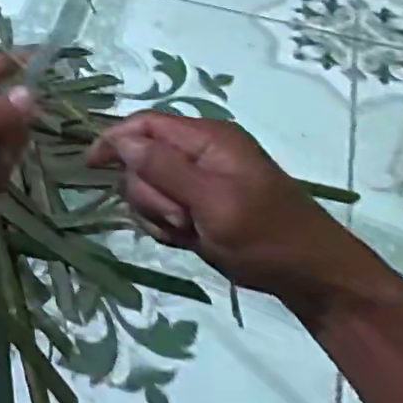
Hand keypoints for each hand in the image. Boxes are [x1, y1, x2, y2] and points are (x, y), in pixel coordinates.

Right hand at [87, 112, 395, 307]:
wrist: (312, 278)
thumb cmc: (268, 235)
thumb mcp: (214, 202)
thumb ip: (165, 168)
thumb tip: (121, 140)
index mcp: (207, 138)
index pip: (144, 124)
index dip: (114, 140)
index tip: (91, 166)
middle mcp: (198, 152)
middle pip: (140, 158)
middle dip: (147, 191)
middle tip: (176, 218)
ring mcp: (197, 179)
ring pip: (146, 186)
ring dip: (155, 212)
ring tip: (186, 231)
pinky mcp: (196, 203)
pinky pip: (159, 207)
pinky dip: (164, 224)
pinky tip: (187, 238)